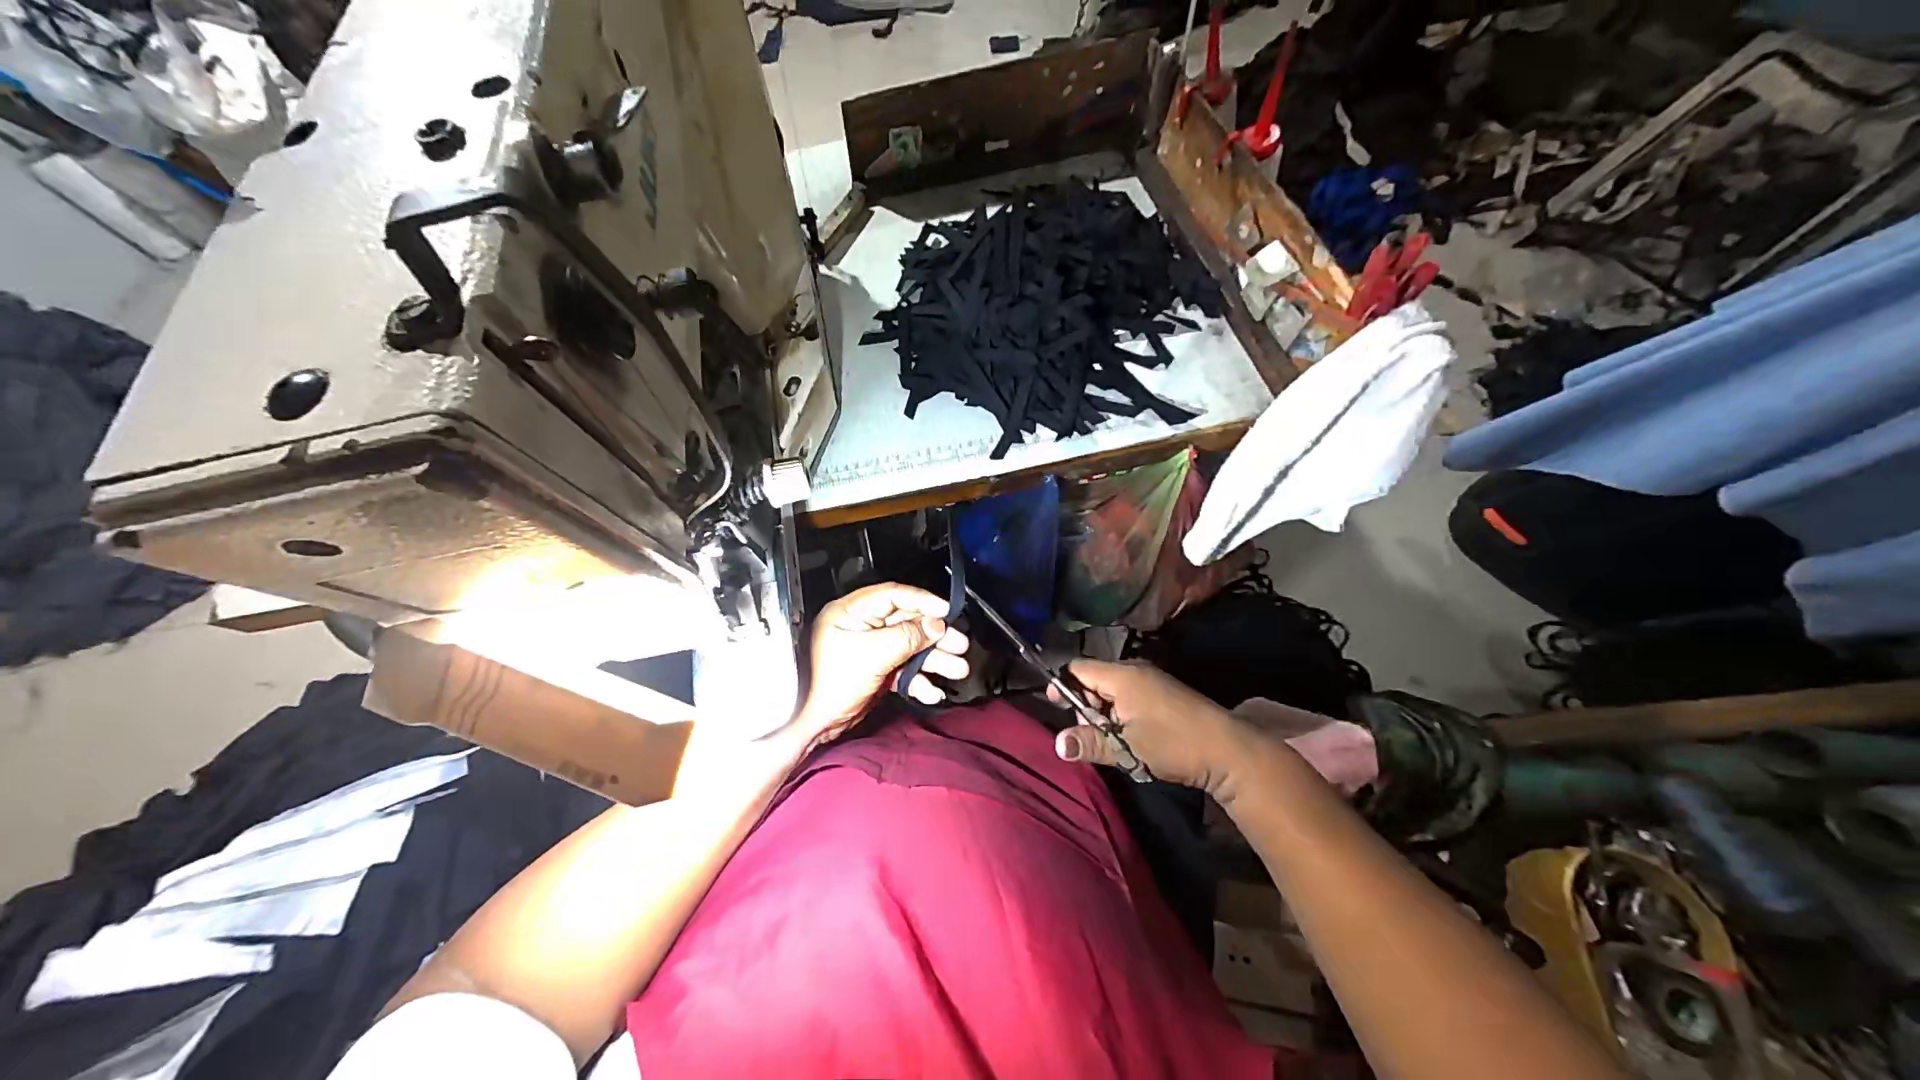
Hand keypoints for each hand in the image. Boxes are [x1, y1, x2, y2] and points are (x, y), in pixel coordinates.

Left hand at [794, 583, 969, 749]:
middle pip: (906, 622)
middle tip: (958, 643)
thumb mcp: (874, 654)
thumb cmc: (828, 685)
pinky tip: (932, 690)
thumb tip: (935, 624)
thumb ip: (907, 637)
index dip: (922, 601)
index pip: (893, 596)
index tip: (946, 610)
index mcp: (850, 612)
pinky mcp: (875, 669)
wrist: (813, 723)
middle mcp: (860, 626)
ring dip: (934, 659)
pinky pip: (903, 668)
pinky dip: (919, 679)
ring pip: (909, 647)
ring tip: (956, 668)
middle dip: (935, 636)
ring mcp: (869, 648)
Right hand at [1048, 659, 1251, 795]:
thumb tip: (1058, 744)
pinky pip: (1131, 695)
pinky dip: (1122, 712)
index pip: (1079, 668)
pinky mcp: (1166, 694)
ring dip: (1105, 712)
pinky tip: (1130, 736)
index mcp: (1122, 676)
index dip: (1063, 685)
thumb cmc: (1173, 744)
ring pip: (1114, 689)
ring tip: (1111, 739)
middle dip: (1085, 703)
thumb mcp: (1126, 748)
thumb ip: (1090, 742)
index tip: (1055, 706)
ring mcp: (1153, 681)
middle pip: (1095, 678)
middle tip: (1088, 732)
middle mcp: (1136, 671)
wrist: (1228, 750)